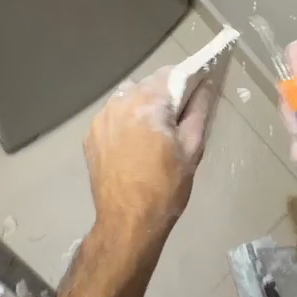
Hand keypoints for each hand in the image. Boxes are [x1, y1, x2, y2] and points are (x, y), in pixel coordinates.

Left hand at [83, 65, 220, 241]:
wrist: (127, 224)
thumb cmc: (166, 188)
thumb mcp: (192, 150)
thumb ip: (198, 110)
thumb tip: (206, 84)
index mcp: (147, 103)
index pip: (169, 73)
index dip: (183, 80)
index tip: (192, 94)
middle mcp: (120, 102)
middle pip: (147, 84)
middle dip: (162, 95)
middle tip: (173, 121)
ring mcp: (101, 118)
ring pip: (127, 96)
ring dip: (141, 105)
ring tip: (151, 133)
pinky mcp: (90, 135)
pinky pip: (112, 114)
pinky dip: (124, 120)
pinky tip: (132, 144)